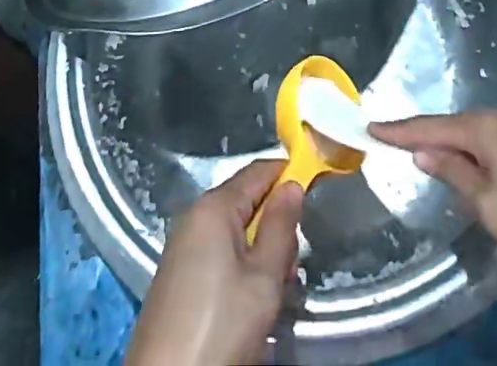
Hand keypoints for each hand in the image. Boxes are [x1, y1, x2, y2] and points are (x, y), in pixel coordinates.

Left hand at [125, 159, 303, 365]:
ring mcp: (184, 244)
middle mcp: (195, 216)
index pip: (257, 172)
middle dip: (276, 226)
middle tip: (290, 267)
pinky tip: (251, 301)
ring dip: (262, 252)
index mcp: (213, 207)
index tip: (315, 194)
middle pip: (248, 201)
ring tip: (273, 291)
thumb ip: (281, 227)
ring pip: (237, 230)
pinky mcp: (181, 271)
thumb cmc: (222, 324)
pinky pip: (221, 251)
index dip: (287, 176)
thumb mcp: (264, 278)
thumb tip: (292, 184)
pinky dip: (242, 266)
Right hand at [370, 111, 496, 278]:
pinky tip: (469, 178)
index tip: (368, 127)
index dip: (396, 130)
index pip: (426, 128)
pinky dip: (475, 165)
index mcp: (480, 129)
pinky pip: (492, 155)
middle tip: (388, 142)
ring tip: (422, 159)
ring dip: (450, 153)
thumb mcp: (489, 204)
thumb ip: (453, 175)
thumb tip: (424, 153)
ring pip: (472, 143)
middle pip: (449, 130)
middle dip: (421, 138)